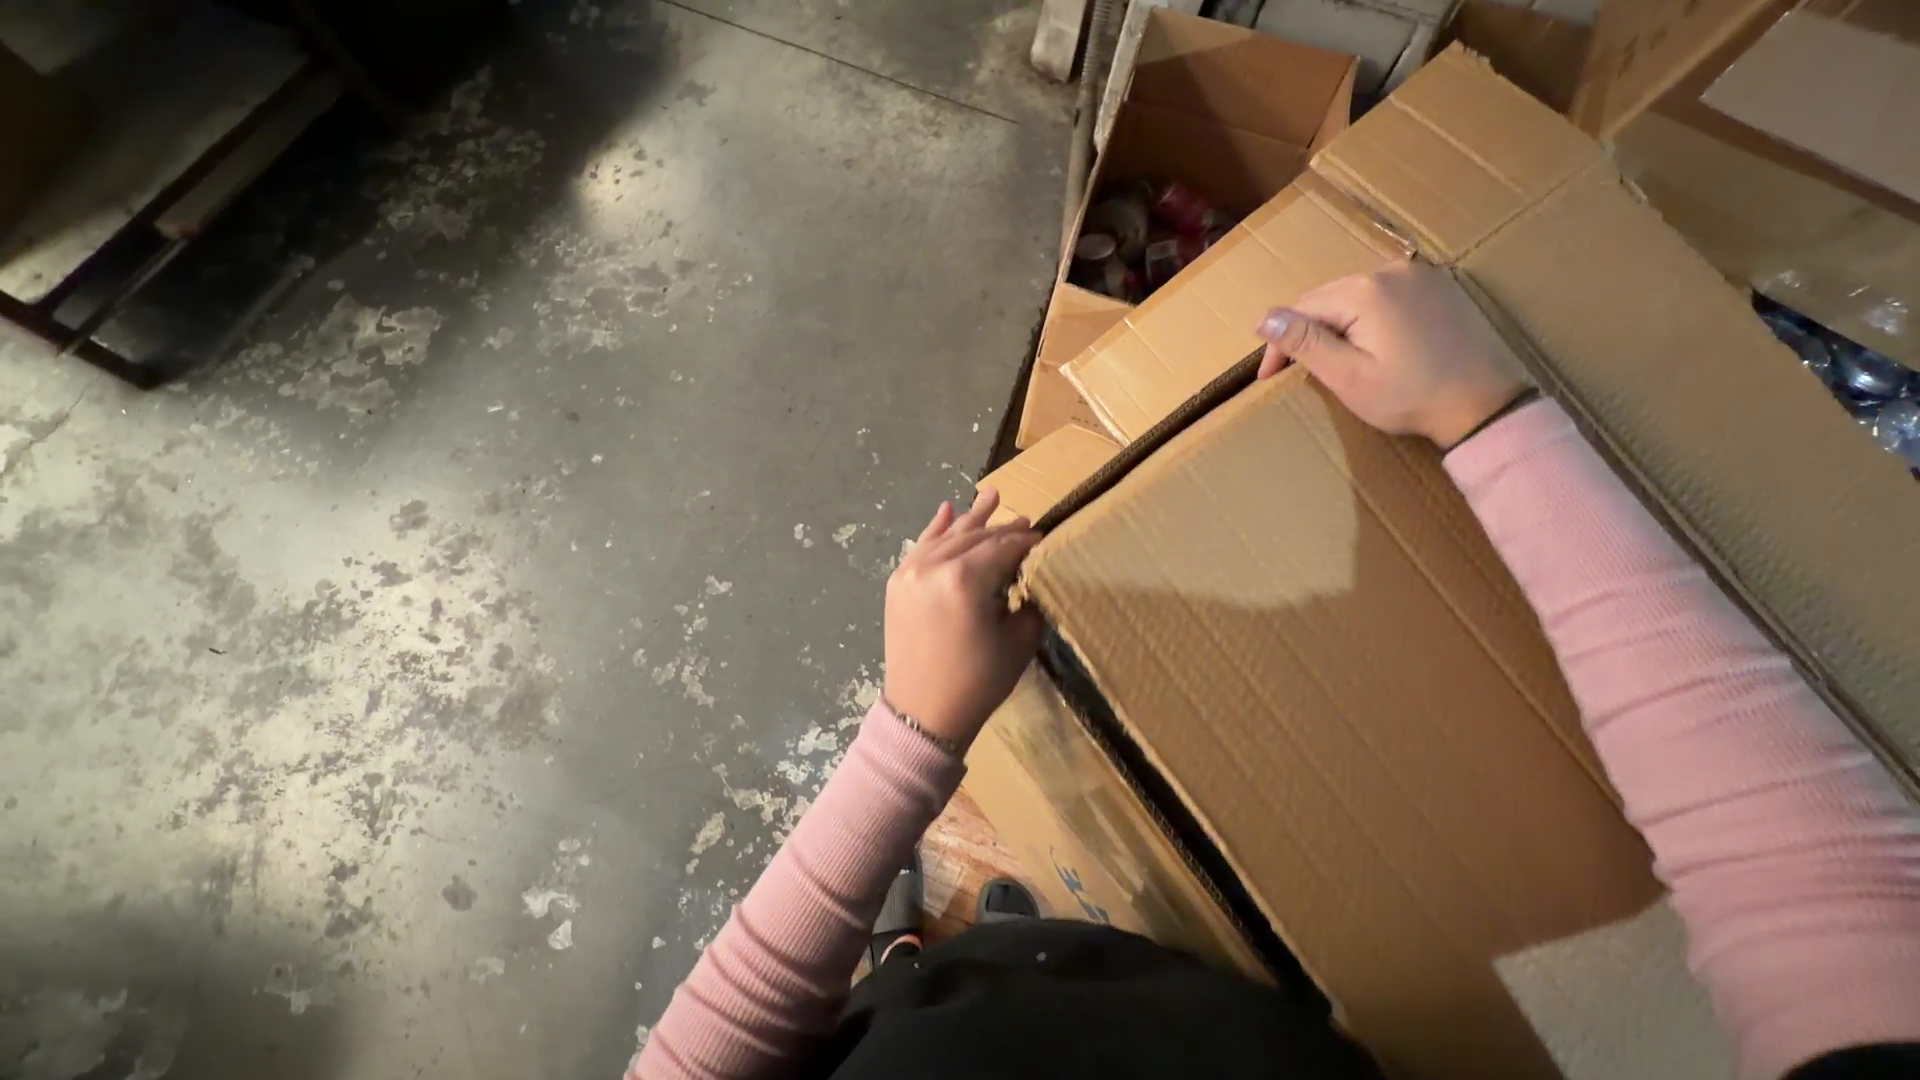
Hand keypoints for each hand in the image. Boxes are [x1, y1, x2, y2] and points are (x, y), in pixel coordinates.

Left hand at [883, 488, 1044, 749]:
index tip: (1045, 540)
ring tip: (992, 496)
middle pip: (975, 538)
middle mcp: (933, 566)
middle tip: (1025, 522)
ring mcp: (910, 572)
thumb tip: (1028, 583)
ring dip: (971, 519)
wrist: (922, 714)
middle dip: (1002, 529)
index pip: (1003, 548)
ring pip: (947, 537)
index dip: (1027, 542)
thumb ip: (1027, 604)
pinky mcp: (897, 584)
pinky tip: (948, 509)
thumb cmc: (976, 683)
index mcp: (965, 580)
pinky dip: (935, 529)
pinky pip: (920, 547)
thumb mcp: (1017, 643)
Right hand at [1255, 260, 1528, 448]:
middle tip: (1293, 370)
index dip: (1279, 342)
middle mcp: (1392, 270)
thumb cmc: (1410, 397)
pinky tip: (1368, 344)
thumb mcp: (1347, 375)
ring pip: (1354, 296)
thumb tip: (1263, 319)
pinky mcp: (1439, 286)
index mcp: (1365, 291)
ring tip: (1330, 359)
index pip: (1301, 308)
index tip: (1269, 377)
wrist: (1484, 404)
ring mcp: (1420, 275)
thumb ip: (1304, 343)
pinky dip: (1367, 318)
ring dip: (1336, 324)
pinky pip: (1385, 295)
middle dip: (1306, 331)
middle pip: (1328, 298)